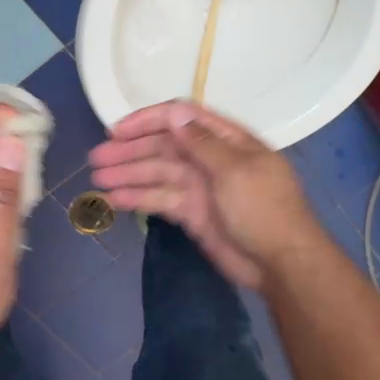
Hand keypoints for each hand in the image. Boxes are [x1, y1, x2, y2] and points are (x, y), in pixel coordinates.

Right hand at [88, 101, 321, 287]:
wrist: (282, 263)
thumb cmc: (265, 209)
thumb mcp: (236, 170)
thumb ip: (203, 144)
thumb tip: (175, 116)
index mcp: (227, 140)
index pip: (182, 118)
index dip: (149, 120)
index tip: (118, 129)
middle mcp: (210, 159)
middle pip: (163, 146)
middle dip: (130, 150)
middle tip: (96, 158)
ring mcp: (200, 187)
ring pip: (157, 174)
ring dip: (127, 174)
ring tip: (96, 179)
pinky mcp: (192, 213)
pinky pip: (159, 200)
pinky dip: (137, 199)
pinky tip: (113, 200)